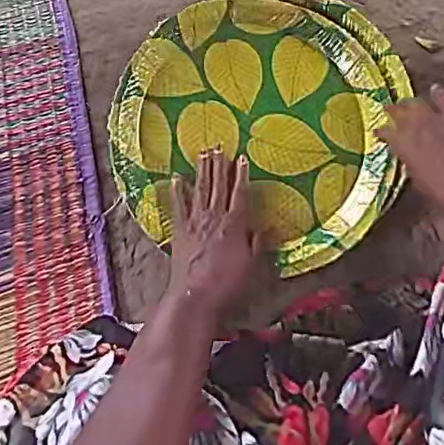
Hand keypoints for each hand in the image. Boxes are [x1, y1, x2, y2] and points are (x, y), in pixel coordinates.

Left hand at [168, 147, 259, 321]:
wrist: (194, 299)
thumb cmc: (227, 284)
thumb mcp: (251, 265)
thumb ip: (258, 243)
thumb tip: (267, 226)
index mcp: (234, 224)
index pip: (240, 193)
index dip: (242, 174)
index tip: (242, 157)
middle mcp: (214, 217)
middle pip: (218, 185)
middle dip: (220, 164)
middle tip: (220, 146)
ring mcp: (195, 222)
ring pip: (200, 189)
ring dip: (202, 170)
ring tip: (203, 152)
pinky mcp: (180, 231)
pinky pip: (178, 206)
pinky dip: (177, 191)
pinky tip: (177, 178)